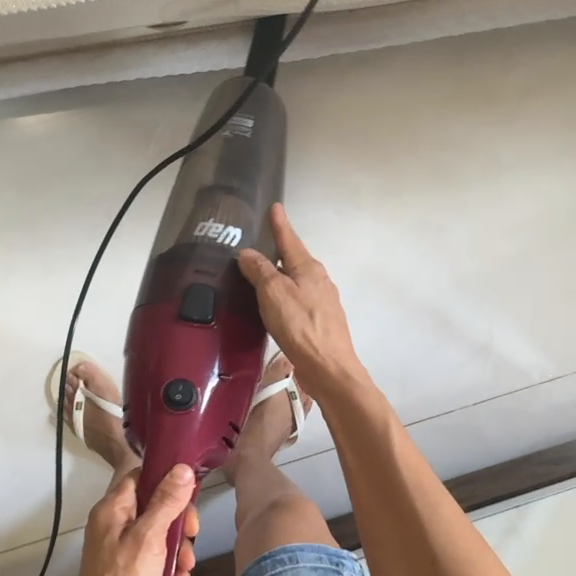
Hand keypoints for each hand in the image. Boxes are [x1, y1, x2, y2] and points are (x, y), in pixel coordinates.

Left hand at [64, 465, 199, 575]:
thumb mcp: (150, 538)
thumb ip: (166, 502)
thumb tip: (182, 468)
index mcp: (112, 509)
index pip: (141, 476)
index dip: (166, 482)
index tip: (189, 496)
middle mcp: (113, 523)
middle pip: (154, 505)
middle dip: (178, 521)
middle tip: (192, 536)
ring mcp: (120, 546)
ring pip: (158, 532)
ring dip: (178, 547)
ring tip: (186, 566)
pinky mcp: (128, 567)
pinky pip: (154, 554)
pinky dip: (169, 564)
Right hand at [238, 203, 370, 401]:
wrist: (328, 368)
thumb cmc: (300, 326)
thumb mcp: (273, 293)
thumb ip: (260, 271)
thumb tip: (247, 253)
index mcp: (308, 268)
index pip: (290, 239)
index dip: (279, 224)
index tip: (275, 207)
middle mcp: (319, 281)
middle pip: (296, 261)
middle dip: (280, 252)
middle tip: (261, 245)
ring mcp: (323, 303)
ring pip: (298, 282)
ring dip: (282, 277)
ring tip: (263, 276)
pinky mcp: (321, 324)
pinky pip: (299, 302)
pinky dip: (286, 298)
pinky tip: (276, 307)